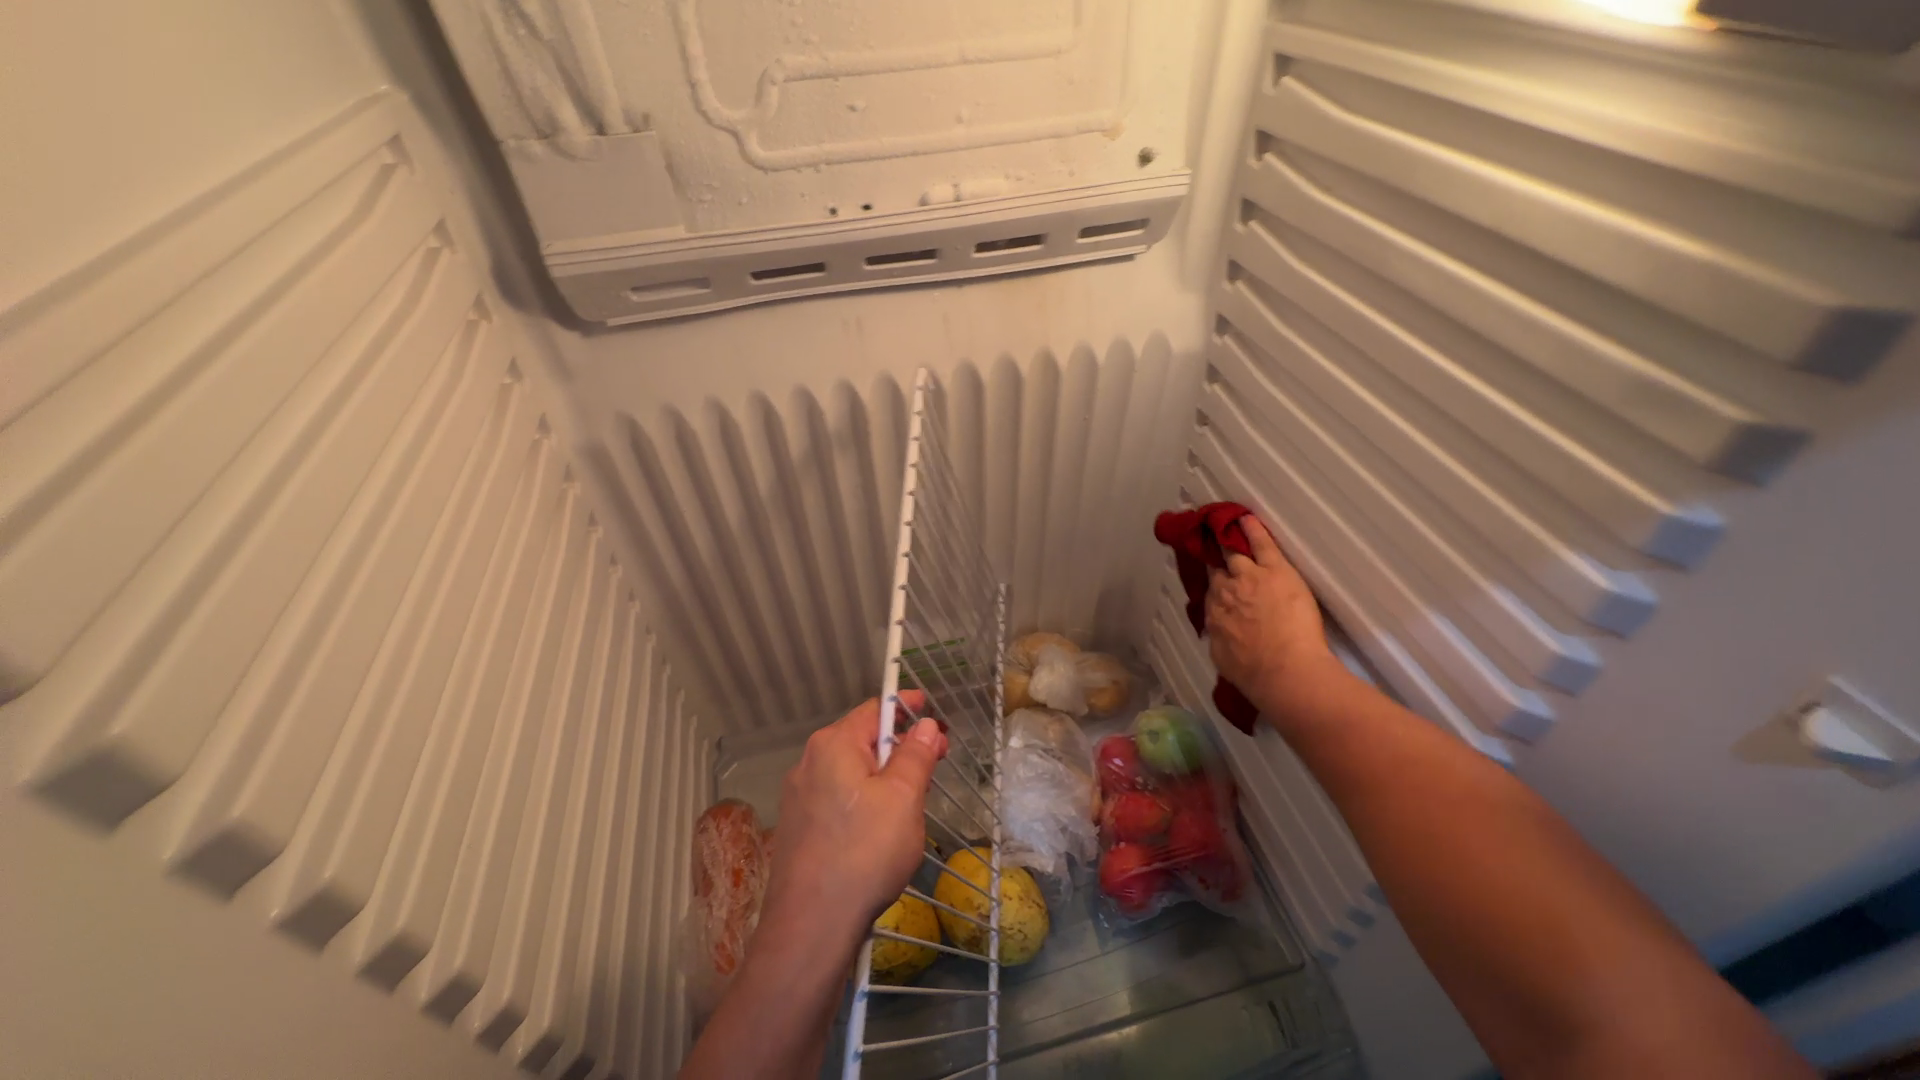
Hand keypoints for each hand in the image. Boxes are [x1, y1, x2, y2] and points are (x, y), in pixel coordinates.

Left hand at [761, 694, 949, 948]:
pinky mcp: (799, 828)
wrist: (811, 924)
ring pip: (851, 772)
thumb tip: (925, 725)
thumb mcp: (903, 799)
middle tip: (937, 763)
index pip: (876, 710)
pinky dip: (864, 801)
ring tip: (913, 800)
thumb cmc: (864, 852)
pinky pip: (838, 799)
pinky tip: (880, 830)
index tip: (937, 721)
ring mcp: (799, 796)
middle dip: (901, 747)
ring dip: (884, 777)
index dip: (909, 710)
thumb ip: (915, 756)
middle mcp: (809, 762)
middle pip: (862, 739)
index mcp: (833, 744)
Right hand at [1205, 516, 1338, 710]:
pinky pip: (1261, 544)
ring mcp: (1249, 577)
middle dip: (1215, 560)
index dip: (1214, 584)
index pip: (1211, 592)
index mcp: (1214, 614)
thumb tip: (1218, 631)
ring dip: (1229, 542)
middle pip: (1218, 570)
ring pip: (1234, 554)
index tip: (1215, 580)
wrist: (1282, 670)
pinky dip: (1252, 530)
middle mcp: (1225, 592)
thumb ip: (1219, 637)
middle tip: (1214, 550)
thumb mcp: (1223, 657)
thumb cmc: (1253, 673)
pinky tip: (1246, 518)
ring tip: (1224, 530)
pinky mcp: (1274, 570)